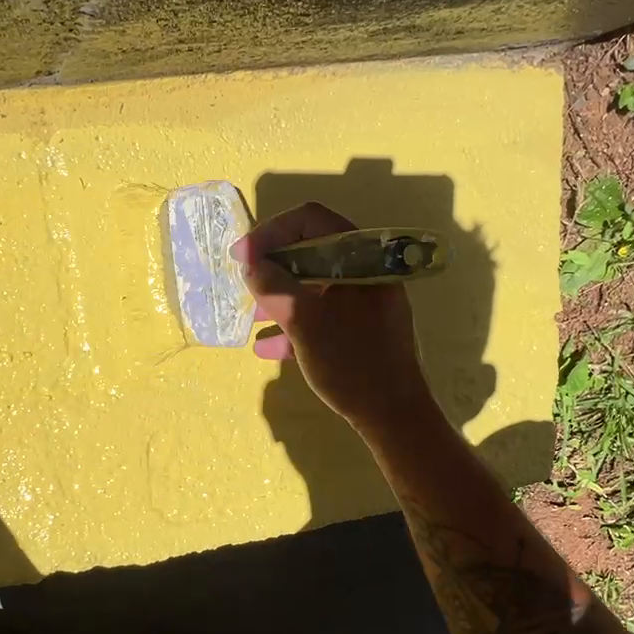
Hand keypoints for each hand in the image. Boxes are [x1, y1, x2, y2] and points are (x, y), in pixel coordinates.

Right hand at [235, 202, 439, 433]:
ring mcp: (364, 301)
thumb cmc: (351, 362)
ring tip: (253, 317)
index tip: (241, 257)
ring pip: (313, 286)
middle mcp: (365, 271)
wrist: (392, 414)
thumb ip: (274, 286)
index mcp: (361, 255)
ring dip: (279, 297)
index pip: (310, 220)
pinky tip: (266, 347)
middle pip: (310, 251)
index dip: (270, 233)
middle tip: (246, 285)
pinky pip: (322, 315)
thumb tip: (250, 263)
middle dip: (272, 267)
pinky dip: (295, 325)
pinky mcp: (360, 330)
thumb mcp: (303, 321)